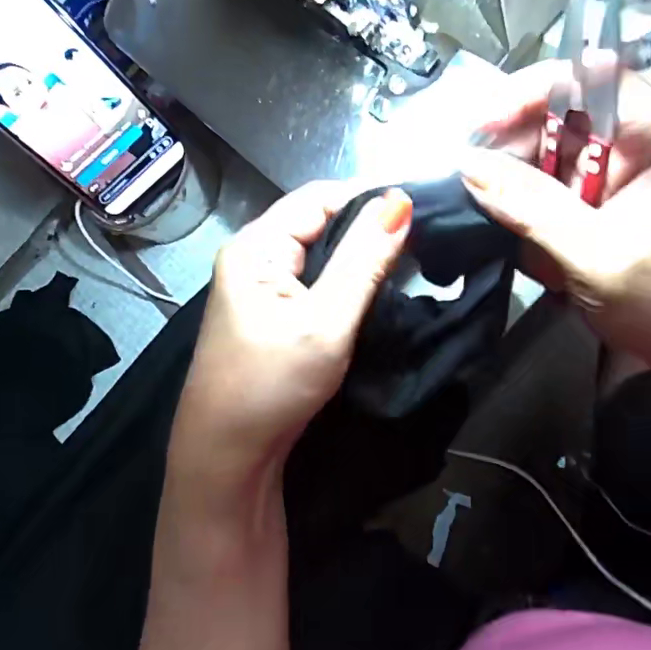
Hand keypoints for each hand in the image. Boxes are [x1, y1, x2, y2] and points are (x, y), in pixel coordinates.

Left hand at [170, 181, 412, 495]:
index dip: (369, 196)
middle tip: (423, 235)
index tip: (422, 207)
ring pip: (319, 251)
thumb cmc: (272, 384)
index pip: (319, 197)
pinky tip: (376, 285)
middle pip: (318, 221)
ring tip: (408, 256)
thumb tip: (400, 201)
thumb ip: (364, 260)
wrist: (227, 453)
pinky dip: (345, 277)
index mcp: (256, 246)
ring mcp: (260, 285)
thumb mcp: (326, 320)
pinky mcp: (271, 310)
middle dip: (367, 224)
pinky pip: (314, 277)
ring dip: (359, 252)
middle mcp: (253, 255)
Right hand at [459, 55, 650, 368]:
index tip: (484, 125)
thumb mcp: (600, 256)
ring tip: (486, 208)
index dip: (535, 91)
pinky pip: (552, 189)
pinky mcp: (603, 208)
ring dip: (516, 180)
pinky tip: (516, 234)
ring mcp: (620, 178)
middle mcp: (639, 146)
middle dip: (515, 143)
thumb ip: (532, 209)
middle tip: (470, 175)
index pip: (594, 81)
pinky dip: (527, 207)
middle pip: (565, 116)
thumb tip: (467, 166)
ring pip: (552, 154)